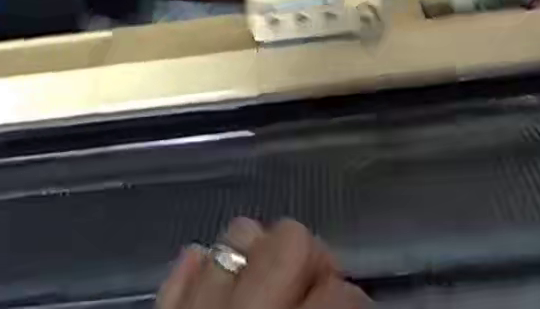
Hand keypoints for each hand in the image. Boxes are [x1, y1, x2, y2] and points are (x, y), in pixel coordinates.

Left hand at [159, 217, 370, 308]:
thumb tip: (349, 290)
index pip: (339, 293)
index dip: (353, 298)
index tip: (355, 306)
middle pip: (291, 241)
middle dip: (311, 261)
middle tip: (316, 291)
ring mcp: (193, 307)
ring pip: (238, 237)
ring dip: (259, 256)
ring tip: (270, 287)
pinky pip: (183, 271)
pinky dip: (205, 274)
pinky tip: (220, 288)